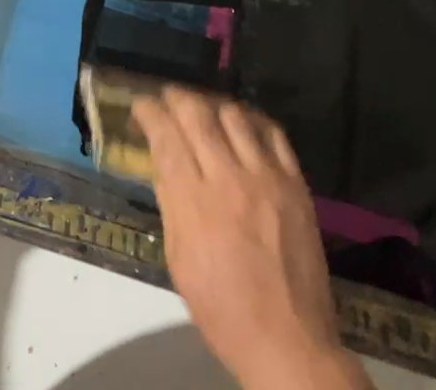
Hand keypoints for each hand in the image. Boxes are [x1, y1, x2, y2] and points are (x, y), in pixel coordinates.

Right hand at [133, 87, 367, 389]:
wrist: (286, 338)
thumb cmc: (220, 307)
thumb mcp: (177, 256)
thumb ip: (171, 203)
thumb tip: (164, 164)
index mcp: (192, 200)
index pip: (165, 136)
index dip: (149, 112)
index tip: (140, 106)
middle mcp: (228, 178)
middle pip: (197, 115)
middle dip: (176, 98)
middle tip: (166, 97)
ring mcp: (266, 178)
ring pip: (235, 116)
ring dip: (212, 105)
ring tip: (203, 108)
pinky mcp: (295, 184)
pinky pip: (274, 134)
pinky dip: (252, 120)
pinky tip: (242, 122)